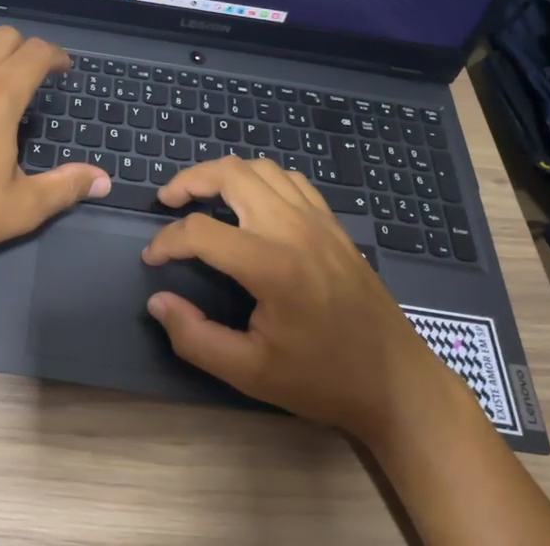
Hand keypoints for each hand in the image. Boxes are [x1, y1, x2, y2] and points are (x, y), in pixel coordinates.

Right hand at [141, 158, 458, 446]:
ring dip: (225, 174)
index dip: (166, 241)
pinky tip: (250, 203)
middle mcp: (294, 229)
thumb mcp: (249, 373)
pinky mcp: (333, 225)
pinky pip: (291, 180)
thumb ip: (195, 337)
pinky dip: (260, 179)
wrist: (397, 383)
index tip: (152, 260)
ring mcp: (318, 221)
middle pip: (231, 173)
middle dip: (190, 180)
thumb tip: (158, 302)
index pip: (201, 231)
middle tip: (167, 200)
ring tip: (202, 196)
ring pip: (262, 168)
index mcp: (271, 265)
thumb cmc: (322, 380)